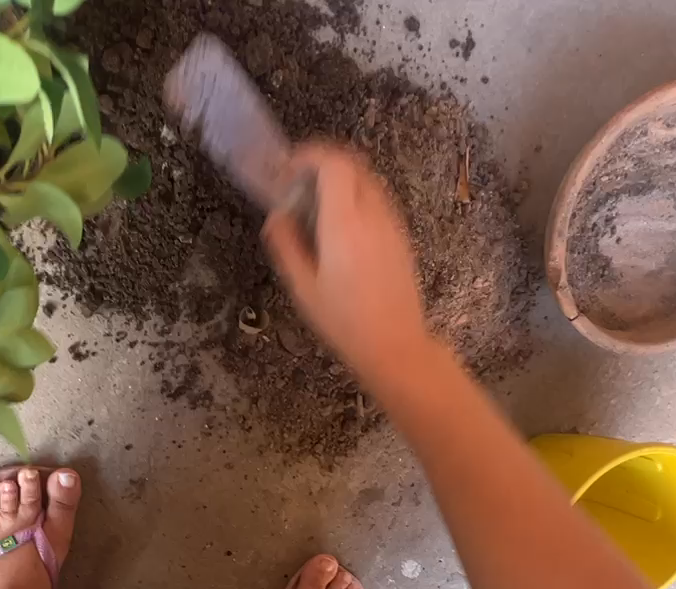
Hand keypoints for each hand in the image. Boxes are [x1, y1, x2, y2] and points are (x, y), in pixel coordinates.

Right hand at [262, 143, 433, 374]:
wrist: (394, 344)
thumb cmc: (345, 322)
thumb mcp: (304, 289)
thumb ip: (287, 246)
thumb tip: (275, 219)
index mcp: (345, 223)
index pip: (333, 164)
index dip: (308, 156)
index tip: (288, 169)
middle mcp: (372, 214)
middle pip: (351, 163)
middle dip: (322, 163)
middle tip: (297, 184)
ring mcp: (391, 223)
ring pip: (366, 179)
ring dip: (340, 180)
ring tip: (316, 206)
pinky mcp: (400, 235)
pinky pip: (377, 200)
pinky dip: (355, 197)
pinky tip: (340, 226)